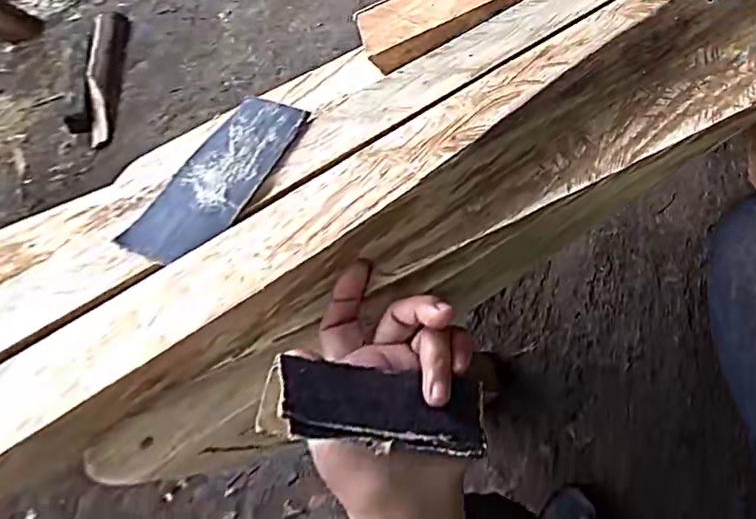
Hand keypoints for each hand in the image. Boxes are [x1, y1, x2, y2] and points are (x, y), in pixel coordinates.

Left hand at [302, 261, 473, 518]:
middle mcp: (385, 359)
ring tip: (439, 388)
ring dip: (442, 354)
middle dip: (425, 307)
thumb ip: (317, 387)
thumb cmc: (362, 465)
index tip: (364, 264)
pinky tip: (458, 376)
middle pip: (403, 313)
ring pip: (436, 331)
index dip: (350, 294)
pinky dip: (461, 356)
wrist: (410, 491)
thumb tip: (293, 353)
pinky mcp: (450, 371)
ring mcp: (419, 365)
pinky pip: (461, 345)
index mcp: (349, 370)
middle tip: (442, 314)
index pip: (344, 323)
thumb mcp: (329, 426)